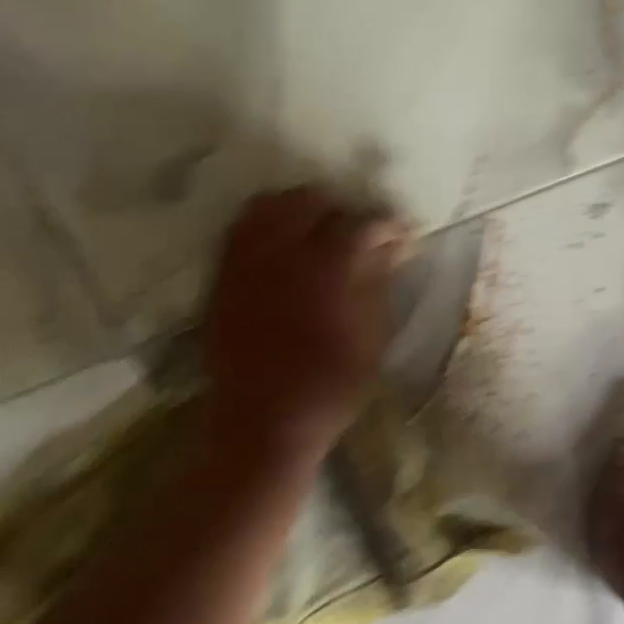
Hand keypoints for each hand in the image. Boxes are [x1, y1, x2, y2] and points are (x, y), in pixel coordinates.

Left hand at [202, 187, 407, 461]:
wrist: (264, 422)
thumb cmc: (331, 387)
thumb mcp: (372, 340)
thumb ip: (379, 284)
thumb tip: (393, 247)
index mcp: (327, 270)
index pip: (361, 224)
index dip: (386, 226)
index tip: (401, 237)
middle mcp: (280, 254)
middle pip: (308, 201)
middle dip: (339, 209)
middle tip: (358, 233)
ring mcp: (244, 262)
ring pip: (267, 206)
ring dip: (297, 210)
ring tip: (317, 233)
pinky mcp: (221, 278)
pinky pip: (240, 230)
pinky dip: (266, 227)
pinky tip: (283, 249)